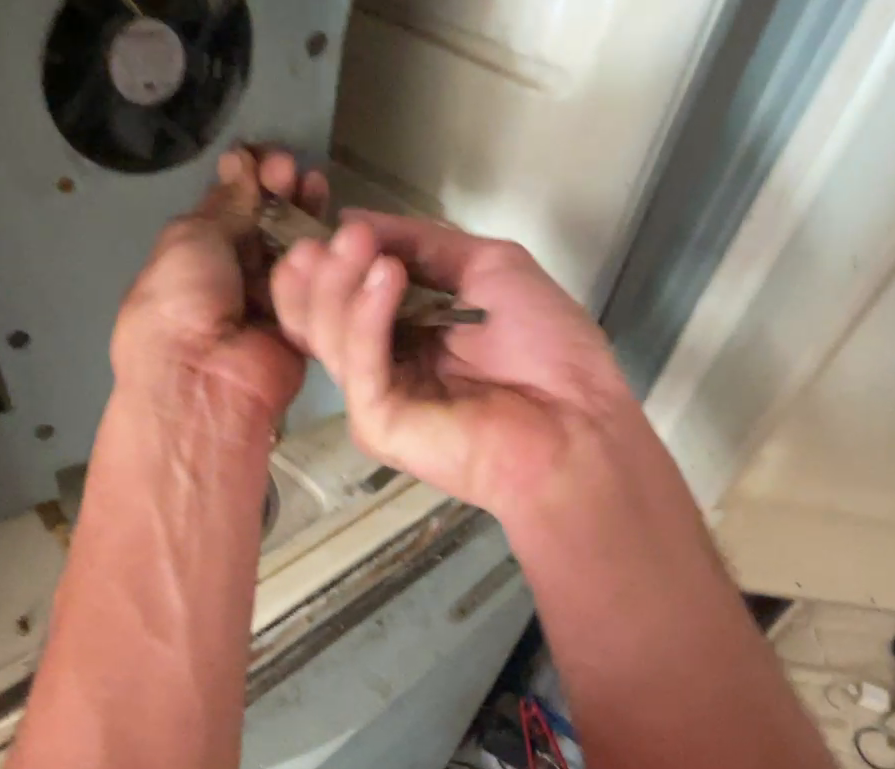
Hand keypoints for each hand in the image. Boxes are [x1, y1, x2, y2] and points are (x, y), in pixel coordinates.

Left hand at [110, 148, 329, 428]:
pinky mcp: (299, 333)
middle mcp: (229, 284)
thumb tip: (239, 163)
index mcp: (192, 262)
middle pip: (263, 232)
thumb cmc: (180, 304)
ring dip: (305, 222)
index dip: (247, 184)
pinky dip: (324, 264)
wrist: (203, 382)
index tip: (265, 160)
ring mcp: (265, 309)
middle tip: (295, 170)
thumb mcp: (191, 240)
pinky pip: (314, 293)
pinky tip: (335, 234)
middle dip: (279, 197)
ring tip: (318, 187)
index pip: (226, 214)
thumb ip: (224, 204)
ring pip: (292, 258)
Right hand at [268, 212, 644, 519]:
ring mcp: (373, 395)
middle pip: (319, 315)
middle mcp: (379, 362)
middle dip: (320, 270)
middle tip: (329, 235)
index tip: (327, 220)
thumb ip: (423, 244)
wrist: (575, 421)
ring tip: (358, 243)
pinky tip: (386, 276)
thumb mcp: (488, 268)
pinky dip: (366, 316)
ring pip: (328, 335)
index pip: (340, 293)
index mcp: (402, 329)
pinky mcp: (376, 424)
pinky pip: (359, 364)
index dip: (327, 257)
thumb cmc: (545, 348)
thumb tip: (354, 217)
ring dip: (338, 282)